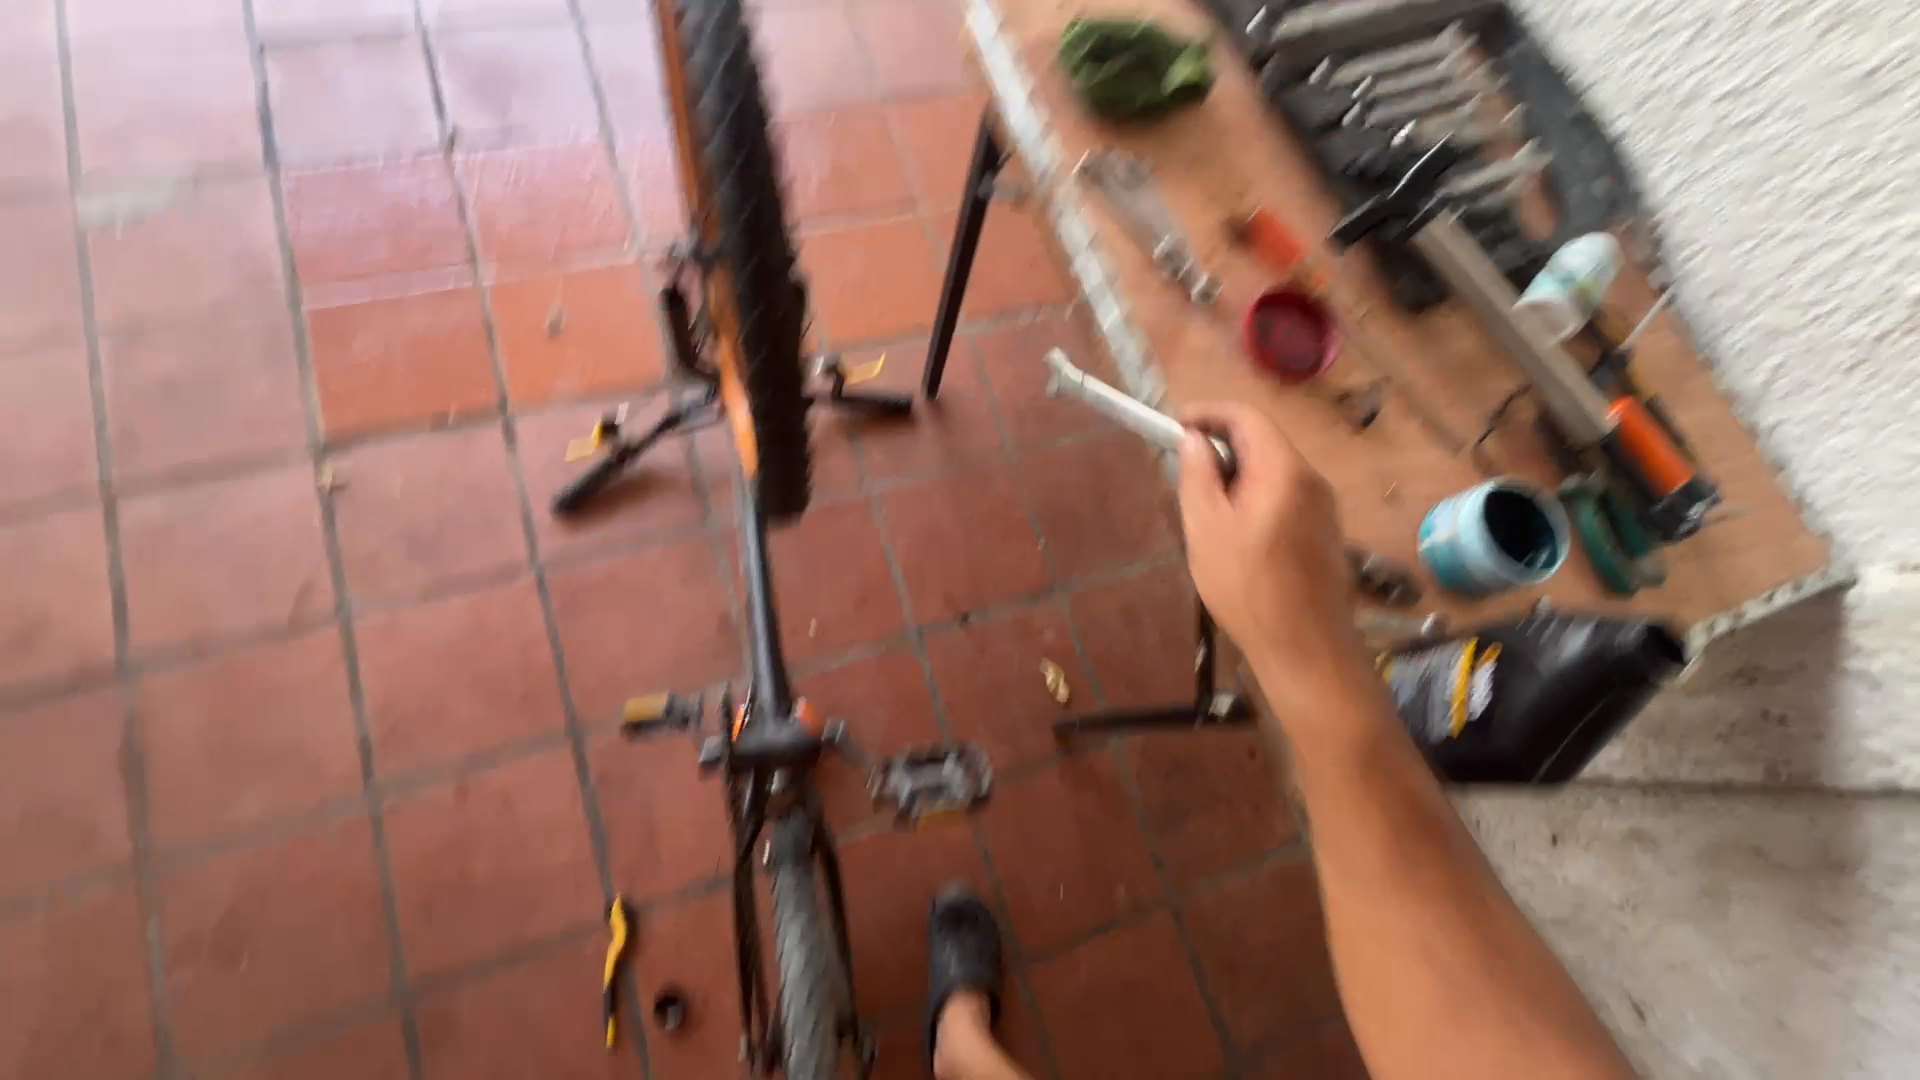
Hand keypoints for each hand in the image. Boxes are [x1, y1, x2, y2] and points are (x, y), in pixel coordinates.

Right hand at [1175, 403, 1376, 721]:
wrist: (1305, 647)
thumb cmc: (1247, 586)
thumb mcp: (1206, 528)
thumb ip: (1197, 476)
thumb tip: (1193, 440)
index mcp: (1284, 471)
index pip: (1247, 418)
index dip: (1208, 413)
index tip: (1174, 425)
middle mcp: (1312, 479)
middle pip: (1263, 442)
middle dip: (1219, 445)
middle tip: (1182, 468)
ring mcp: (1323, 507)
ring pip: (1273, 471)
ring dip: (1235, 474)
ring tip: (1202, 504)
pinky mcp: (1324, 532)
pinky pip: (1284, 496)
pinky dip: (1253, 496)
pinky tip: (1233, 531)